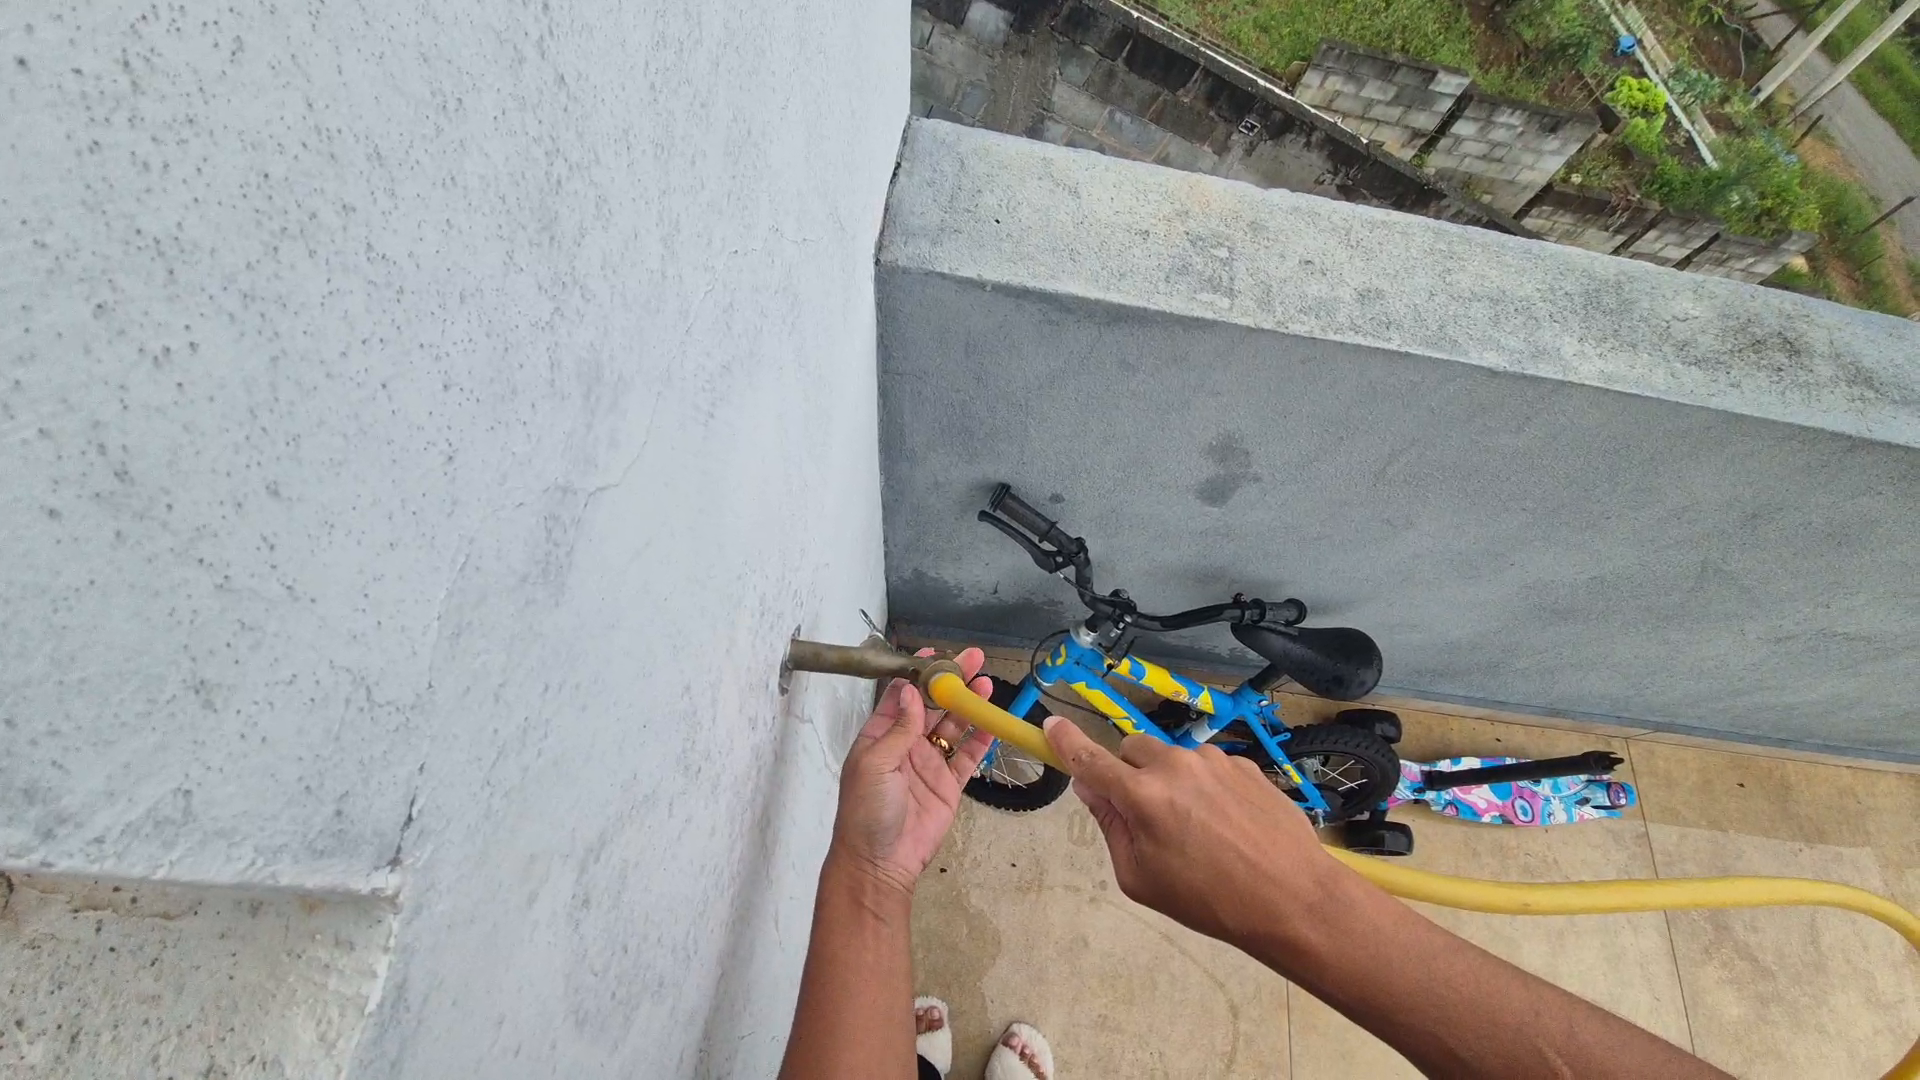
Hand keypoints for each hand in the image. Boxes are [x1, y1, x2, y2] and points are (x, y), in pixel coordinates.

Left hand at [829, 648, 993, 894]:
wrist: (880, 863)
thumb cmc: (867, 810)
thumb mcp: (875, 764)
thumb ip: (898, 728)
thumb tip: (913, 690)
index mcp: (881, 735)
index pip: (903, 695)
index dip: (919, 673)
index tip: (937, 653)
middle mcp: (906, 744)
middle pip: (934, 705)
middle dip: (952, 681)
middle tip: (974, 659)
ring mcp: (930, 763)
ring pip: (954, 726)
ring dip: (969, 705)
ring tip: (987, 683)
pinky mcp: (949, 785)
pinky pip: (968, 757)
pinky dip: (981, 740)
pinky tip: (994, 722)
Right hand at [1042, 716, 1341, 945]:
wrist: (1294, 898)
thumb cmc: (1209, 900)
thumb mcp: (1141, 878)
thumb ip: (1111, 826)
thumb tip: (1092, 787)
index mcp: (1142, 797)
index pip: (1090, 760)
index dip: (1066, 741)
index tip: (1050, 724)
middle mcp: (1174, 765)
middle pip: (1131, 750)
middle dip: (1130, 774)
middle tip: (1148, 814)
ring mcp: (1213, 759)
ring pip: (1172, 756)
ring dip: (1171, 779)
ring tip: (1201, 826)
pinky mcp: (1244, 762)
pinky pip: (1208, 765)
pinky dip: (1206, 785)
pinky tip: (1229, 821)